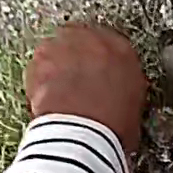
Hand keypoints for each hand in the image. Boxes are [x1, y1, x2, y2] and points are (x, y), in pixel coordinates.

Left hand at [24, 23, 147, 152]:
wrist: (83, 133)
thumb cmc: (113, 126)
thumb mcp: (134, 108)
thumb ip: (125, 90)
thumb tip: (119, 94)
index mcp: (123, 51)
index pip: (115, 49)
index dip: (108, 64)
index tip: (104, 76)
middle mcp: (93, 39)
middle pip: (84, 41)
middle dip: (81, 58)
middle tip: (82, 82)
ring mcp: (62, 44)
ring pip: (60, 49)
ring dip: (61, 65)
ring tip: (65, 92)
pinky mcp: (38, 56)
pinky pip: (40, 63)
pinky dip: (43, 77)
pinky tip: (51, 98)